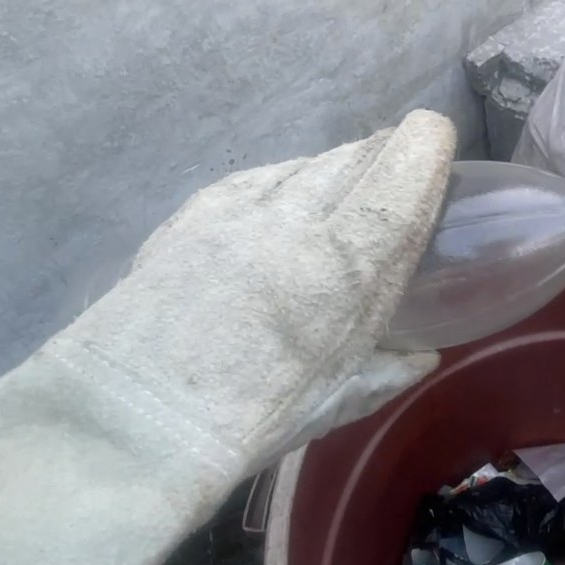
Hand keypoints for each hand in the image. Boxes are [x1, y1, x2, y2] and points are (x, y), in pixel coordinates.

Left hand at [55, 109, 456, 468]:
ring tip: (341, 194)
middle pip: (357, 155)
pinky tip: (285, 204)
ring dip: (338, 170)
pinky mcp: (199, 206)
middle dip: (386, 154)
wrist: (129, 422)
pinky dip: (289, 182)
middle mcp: (298, 219)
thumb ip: (386, 370)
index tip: (435, 141)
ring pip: (311, 163)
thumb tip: (421, 358)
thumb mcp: (332, 404)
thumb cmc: (244, 423)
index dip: (425, 144)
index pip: (399, 174)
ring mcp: (243, 206)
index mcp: (345, 268)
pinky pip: (264, 176)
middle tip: (395, 171)